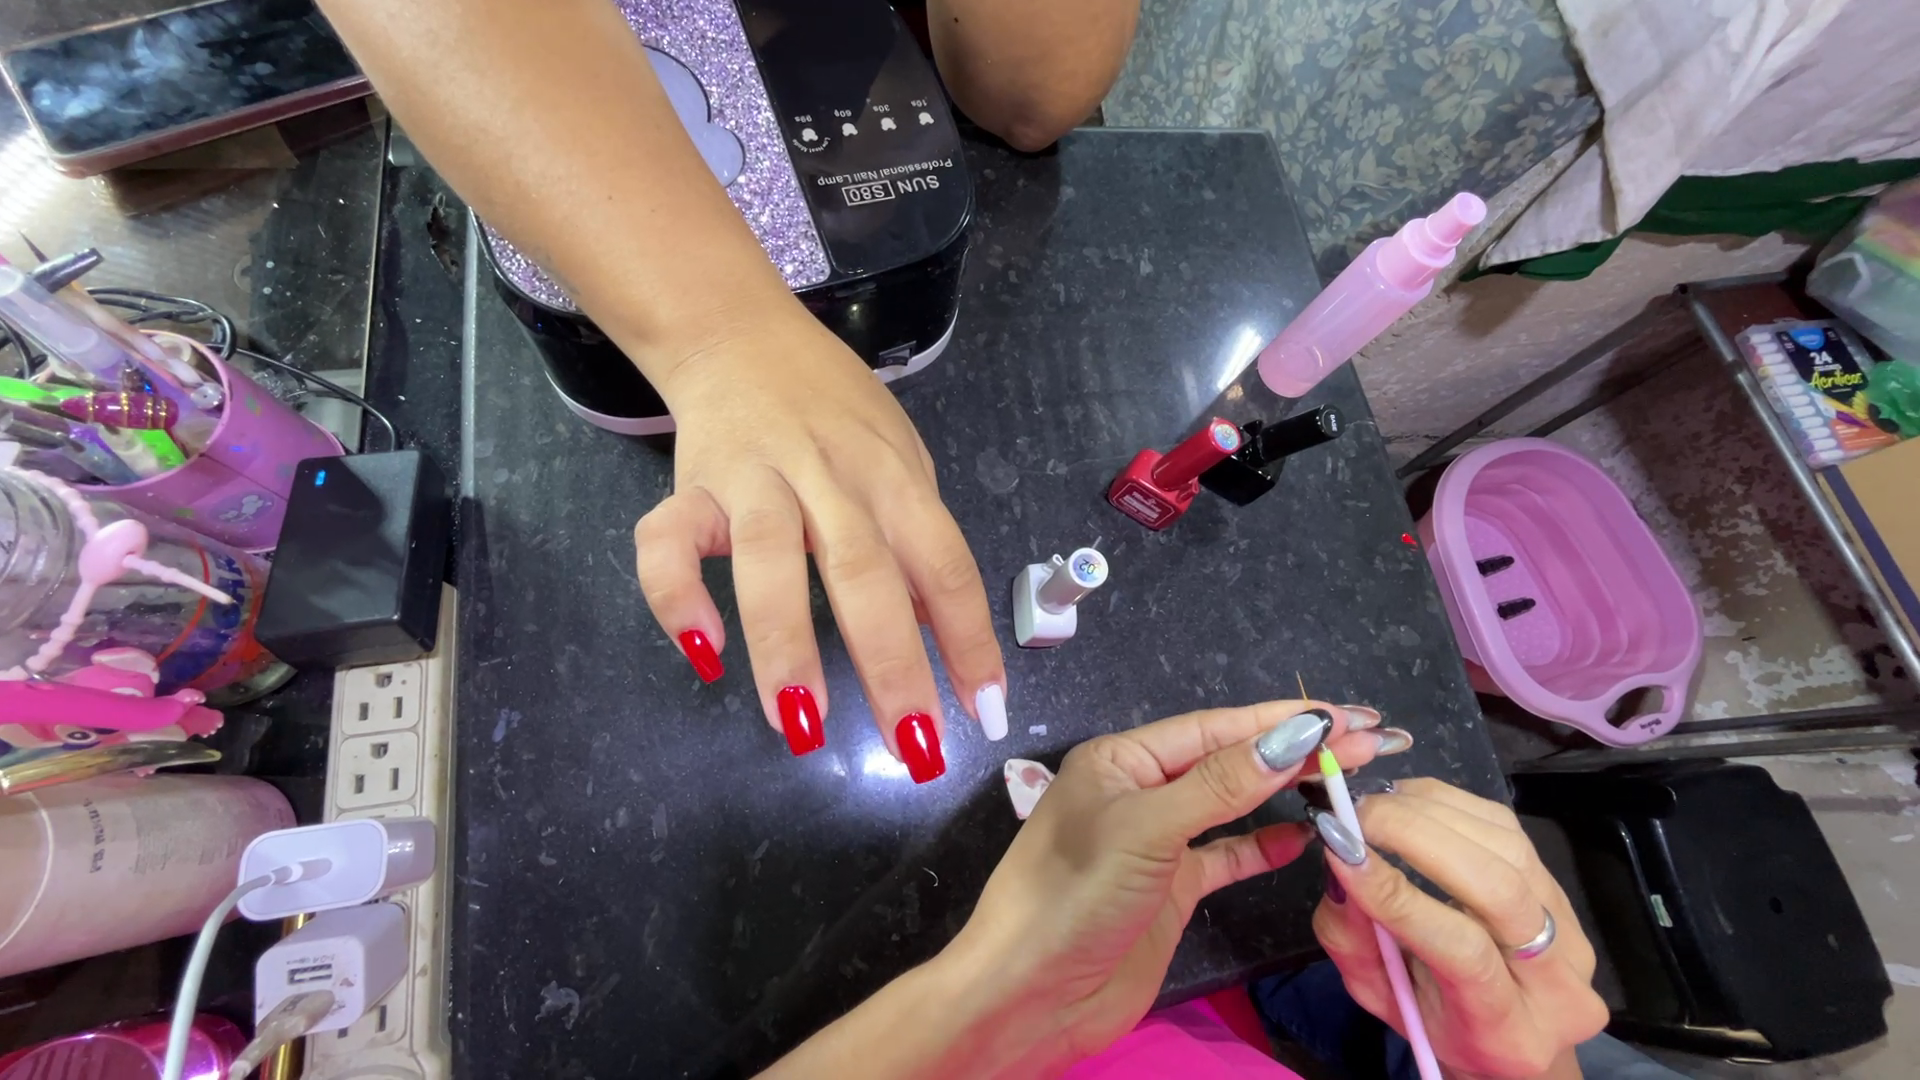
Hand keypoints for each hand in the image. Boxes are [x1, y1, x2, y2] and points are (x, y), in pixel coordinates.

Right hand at [633, 310, 1003, 778]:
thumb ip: (919, 537)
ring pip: (770, 558)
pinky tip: (701, 653)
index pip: (945, 564)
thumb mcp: (902, 460)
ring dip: (787, 646)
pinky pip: (668, 540)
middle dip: (893, 664)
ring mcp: (756, 476)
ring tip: (801, 728)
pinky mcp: (690, 481)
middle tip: (912, 748)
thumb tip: (937, 626)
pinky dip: (676, 596)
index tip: (986, 712)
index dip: (970, 638)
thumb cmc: (837, 408)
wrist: (743, 334)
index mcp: (894, 477)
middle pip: (866, 572)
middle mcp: (832, 476)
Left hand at [943, 700, 1391, 1073]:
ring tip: (1346, 782)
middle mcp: (1138, 789)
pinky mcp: (1169, 886)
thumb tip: (1292, 736)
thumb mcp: (1146, 828)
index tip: (1344, 716)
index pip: (1210, 728)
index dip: (1277, 721)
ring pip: (1229, 804)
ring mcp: (1156, 839)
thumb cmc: (1077, 892)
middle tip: (1371, 741)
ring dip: (1282, 792)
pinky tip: (1304, 838)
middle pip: (1225, 760)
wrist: (1034, 991)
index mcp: (1120, 758)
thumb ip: (1218, 784)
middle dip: (1292, 750)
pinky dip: (1263, 846)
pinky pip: (1225, 855)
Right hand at [1313, 778, 1608, 1079]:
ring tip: (1372, 804)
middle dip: (1413, 835)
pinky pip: (1504, 826)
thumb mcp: (1372, 991)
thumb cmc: (1428, 1016)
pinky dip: (1445, 802)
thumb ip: (1350, 934)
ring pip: (1503, 847)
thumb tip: (1340, 861)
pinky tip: (1404, 801)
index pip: (1462, 951)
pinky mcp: (1560, 888)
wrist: (1509, 1035)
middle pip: (1496, 888)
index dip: (1396, 894)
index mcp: (1507, 1030)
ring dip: (1427, 811)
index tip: (1338, 849)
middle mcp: (1559, 985)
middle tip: (1353, 814)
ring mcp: (1573, 932)